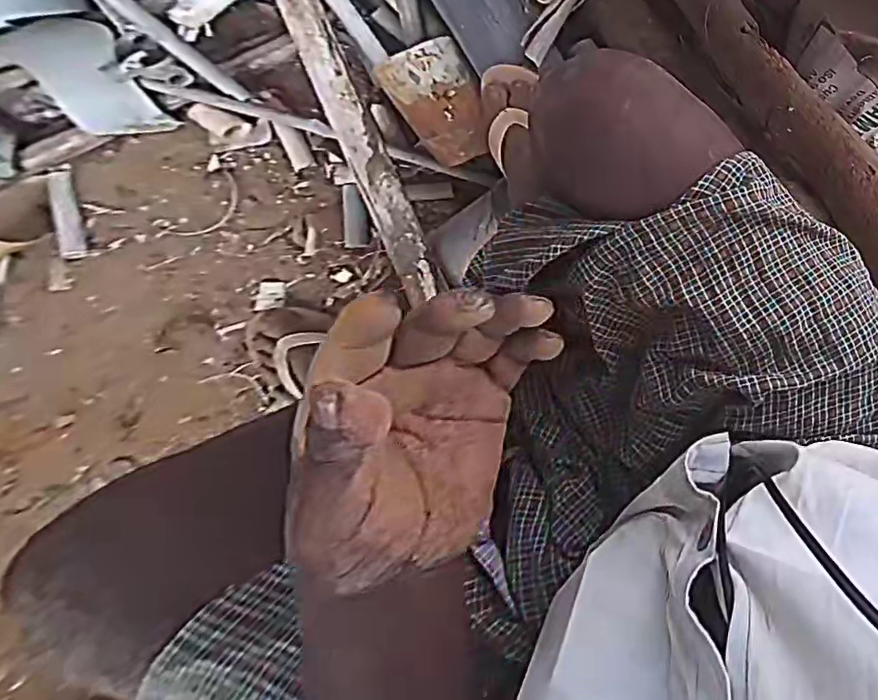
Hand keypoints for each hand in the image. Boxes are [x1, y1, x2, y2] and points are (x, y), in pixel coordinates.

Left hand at [287, 289, 560, 594]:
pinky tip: (546, 342)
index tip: (390, 309)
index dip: (372, 320)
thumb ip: (335, 448)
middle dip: (455, 312)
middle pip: (428, 327)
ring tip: (531, 311)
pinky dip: (530, 346)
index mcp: (351, 389)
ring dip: (505, 316)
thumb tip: (334, 398)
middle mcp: (401, 374)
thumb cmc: (349, 536)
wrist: (403, 568)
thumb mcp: (331, 503)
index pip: (357, 340)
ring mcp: (447, 381)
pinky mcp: (485, 396)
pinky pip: (511, 361)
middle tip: (479, 308)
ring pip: (477, 333)